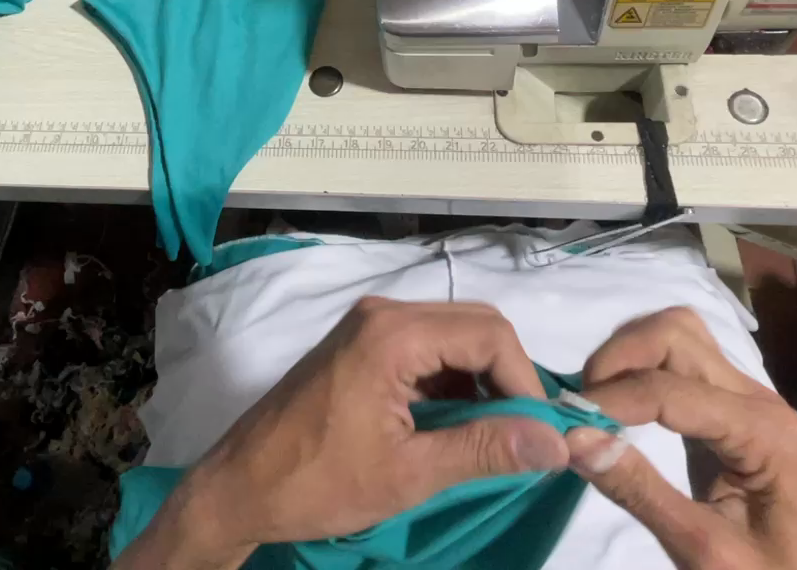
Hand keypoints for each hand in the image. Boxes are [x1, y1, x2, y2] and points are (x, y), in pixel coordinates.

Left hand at [114, 298, 570, 569]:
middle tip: (524, 434)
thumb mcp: (408, 473)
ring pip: (452, 333)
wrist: (241, 483)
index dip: (524, 380)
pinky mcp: (363, 341)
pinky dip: (452, 379)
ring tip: (495, 434)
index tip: (540, 433)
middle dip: (507, 375)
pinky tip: (457, 422)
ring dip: (481, 379)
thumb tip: (554, 441)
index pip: (489, 333)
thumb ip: (484, 450)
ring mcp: (370, 323)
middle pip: (474, 324)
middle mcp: (384, 312)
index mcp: (393, 332)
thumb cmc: (318, 480)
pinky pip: (427, 346)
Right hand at [563, 309, 796, 569]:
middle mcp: (759, 397)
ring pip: (678, 331)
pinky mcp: (731, 403)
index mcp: (764, 432)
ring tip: (599, 399)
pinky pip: (680, 355)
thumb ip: (641, 492)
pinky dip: (641, 361)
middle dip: (619, 357)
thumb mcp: (707, 553)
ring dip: (629, 351)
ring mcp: (747, 395)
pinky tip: (622, 399)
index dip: (610, 400)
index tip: (564, 423)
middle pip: (676, 334)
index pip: (669, 390)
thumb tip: (574, 438)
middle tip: (583, 405)